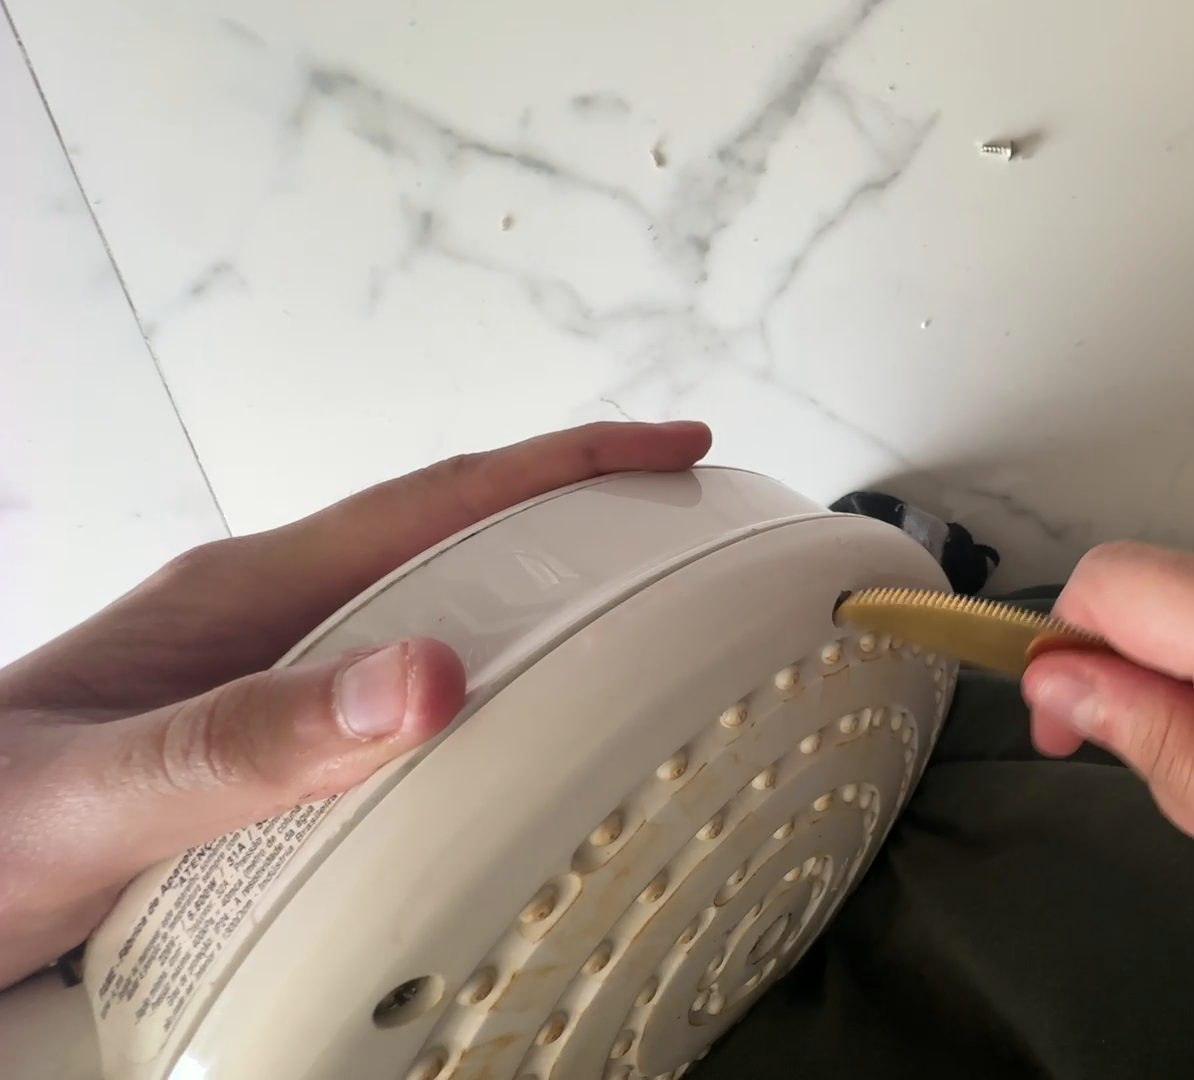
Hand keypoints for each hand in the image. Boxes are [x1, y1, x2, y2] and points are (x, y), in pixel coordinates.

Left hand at [0, 421, 710, 987]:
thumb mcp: (92, 798)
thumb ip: (250, 742)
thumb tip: (432, 678)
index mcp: (268, 588)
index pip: (458, 493)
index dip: (578, 460)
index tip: (677, 446)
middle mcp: (305, 611)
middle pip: (489, 535)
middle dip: (600, 514)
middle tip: (695, 530)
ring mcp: (316, 667)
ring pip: (477, 605)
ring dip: (569, 596)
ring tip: (651, 620)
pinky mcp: (326, 729)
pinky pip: (453, 678)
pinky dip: (524, 674)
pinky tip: (551, 715)